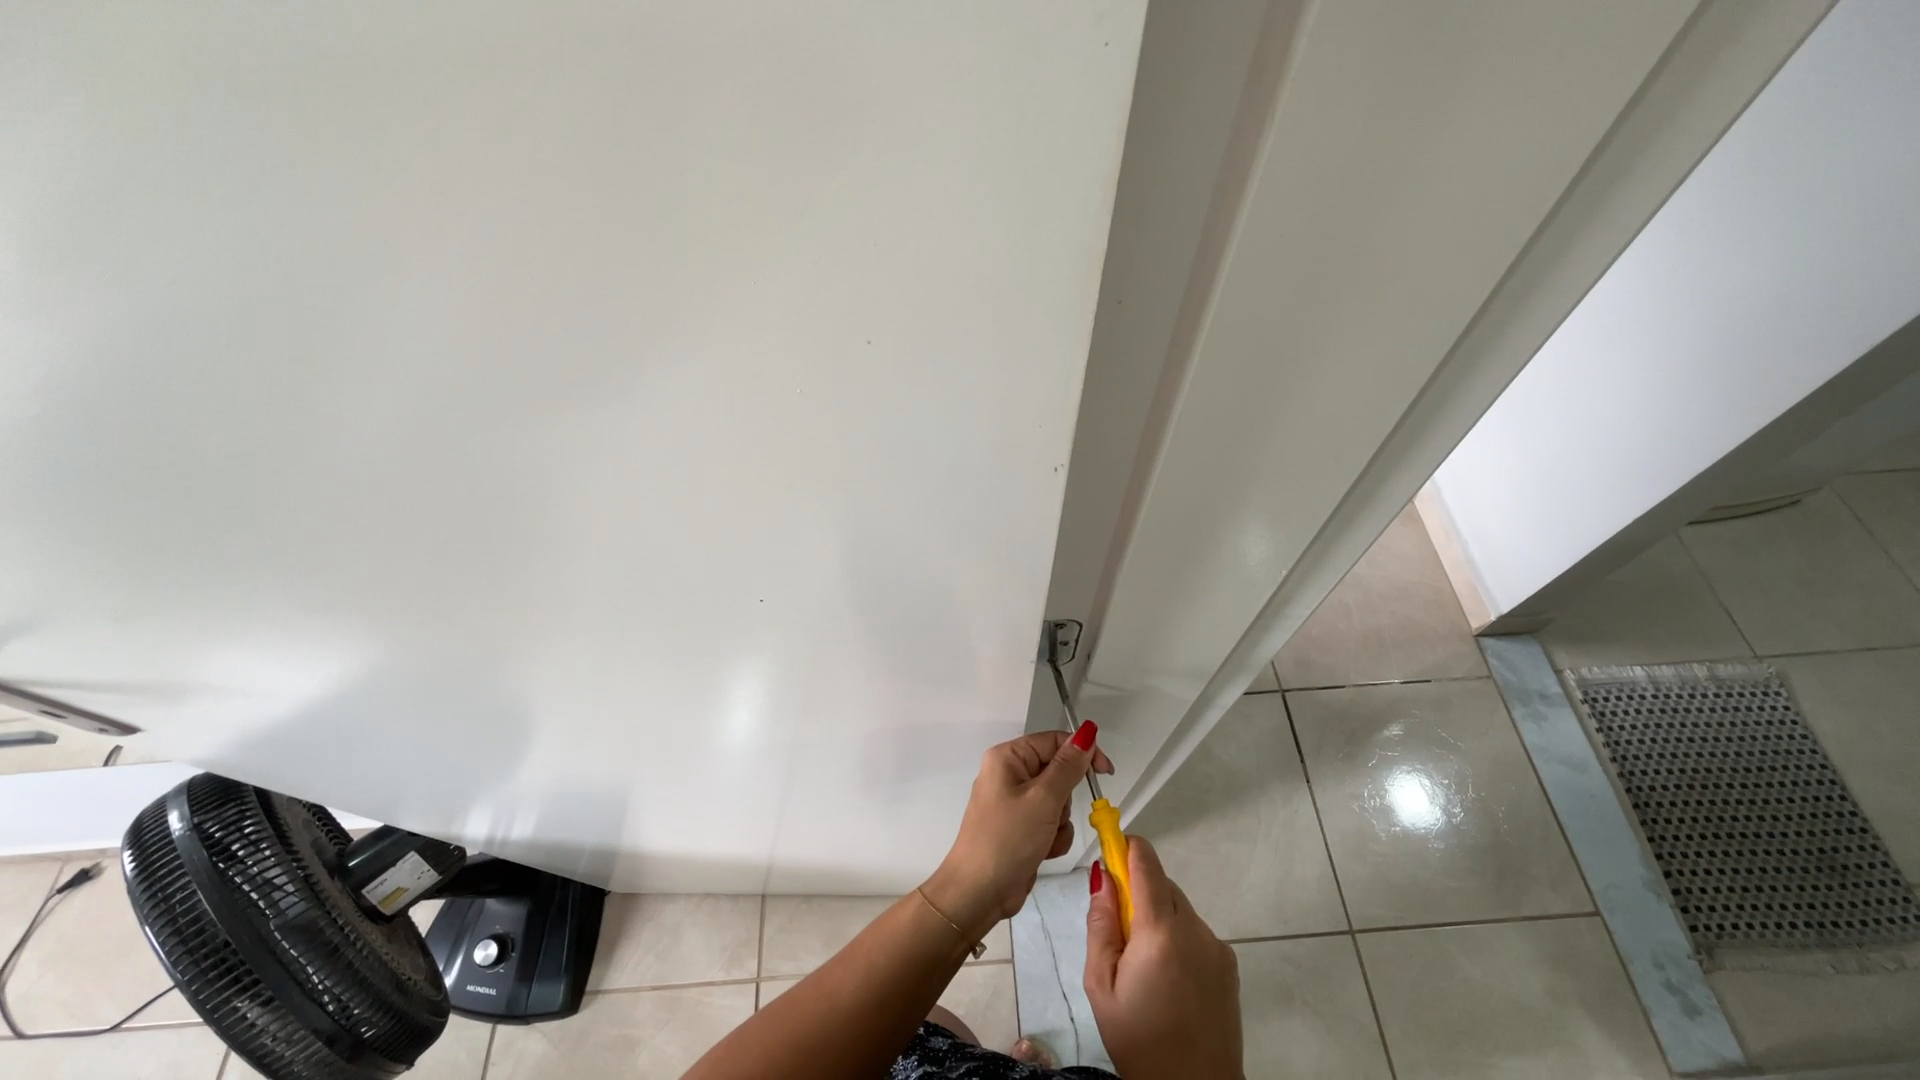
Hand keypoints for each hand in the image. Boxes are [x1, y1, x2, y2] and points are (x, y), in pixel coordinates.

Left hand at [922, 723, 1113, 936]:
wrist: (980, 892)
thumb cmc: (1008, 839)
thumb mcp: (1043, 799)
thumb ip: (1069, 766)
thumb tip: (1087, 733)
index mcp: (1008, 758)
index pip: (1054, 741)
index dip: (1082, 752)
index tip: (1106, 773)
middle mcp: (1009, 775)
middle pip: (1058, 772)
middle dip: (1065, 798)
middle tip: (1054, 814)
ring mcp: (1015, 804)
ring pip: (1059, 801)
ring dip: (1060, 822)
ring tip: (1044, 838)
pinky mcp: (1021, 828)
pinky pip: (1051, 823)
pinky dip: (1053, 837)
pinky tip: (1042, 852)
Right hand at [1085, 836, 1242, 1079]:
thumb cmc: (1138, 1039)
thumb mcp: (1100, 983)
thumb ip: (1100, 924)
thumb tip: (1102, 877)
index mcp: (1160, 932)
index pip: (1146, 862)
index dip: (1126, 847)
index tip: (1109, 847)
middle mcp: (1194, 928)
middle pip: (1162, 883)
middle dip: (1137, 890)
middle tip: (1116, 926)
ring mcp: (1216, 945)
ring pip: (1179, 908)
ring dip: (1157, 915)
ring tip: (1141, 962)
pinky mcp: (1228, 963)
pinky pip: (1195, 931)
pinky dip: (1177, 937)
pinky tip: (1167, 976)